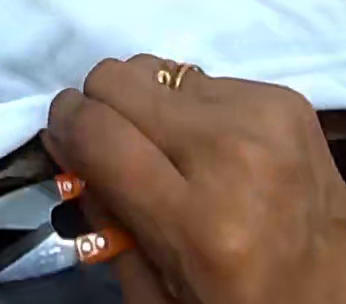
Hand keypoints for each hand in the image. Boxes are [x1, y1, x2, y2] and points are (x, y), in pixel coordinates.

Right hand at [45, 55, 345, 303]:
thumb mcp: (160, 300)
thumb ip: (106, 218)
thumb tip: (72, 146)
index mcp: (202, 224)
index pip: (99, 133)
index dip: (65, 123)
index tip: (61, 132)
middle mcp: (232, 152)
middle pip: (120, 77)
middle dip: (100, 104)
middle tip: (108, 139)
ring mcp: (263, 113)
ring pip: (155, 65)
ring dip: (145, 102)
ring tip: (165, 144)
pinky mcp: (284, 94)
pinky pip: (200, 76)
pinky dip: (188, 104)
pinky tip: (210, 142)